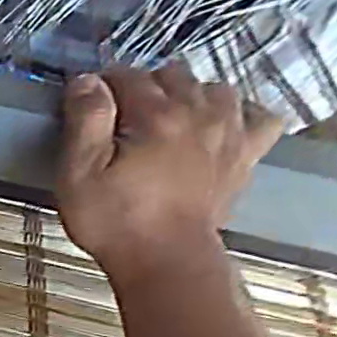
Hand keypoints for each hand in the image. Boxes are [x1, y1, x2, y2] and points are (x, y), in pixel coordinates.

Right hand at [55, 64, 285, 282]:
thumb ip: (85, 121)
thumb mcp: (79, 173)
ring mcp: (229, 134)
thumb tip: (87, 81)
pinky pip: (258, 117)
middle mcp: (199, 114)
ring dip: (186, 94)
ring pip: (213, 88)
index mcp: (157, 115)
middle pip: (172, 75)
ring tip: (162, 119)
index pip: (127, 76)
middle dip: (142, 87)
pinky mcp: (244, 158)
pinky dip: (238, 114)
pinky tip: (217, 126)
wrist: (165, 260)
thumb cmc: (114, 221)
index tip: (84, 104)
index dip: (101, 85)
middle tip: (116, 118)